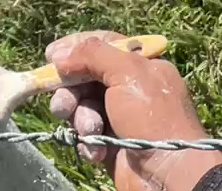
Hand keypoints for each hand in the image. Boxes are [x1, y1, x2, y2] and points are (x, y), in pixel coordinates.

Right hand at [47, 31, 221, 190]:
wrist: (170, 178)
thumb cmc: (153, 118)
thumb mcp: (127, 72)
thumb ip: (92, 54)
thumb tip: (59, 56)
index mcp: (141, 65)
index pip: (102, 44)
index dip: (75, 48)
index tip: (51, 56)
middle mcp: (130, 88)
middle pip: (86, 76)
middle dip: (71, 88)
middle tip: (62, 102)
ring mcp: (120, 117)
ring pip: (82, 105)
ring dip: (80, 117)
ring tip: (88, 130)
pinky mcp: (111, 144)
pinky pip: (86, 134)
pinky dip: (87, 141)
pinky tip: (95, 148)